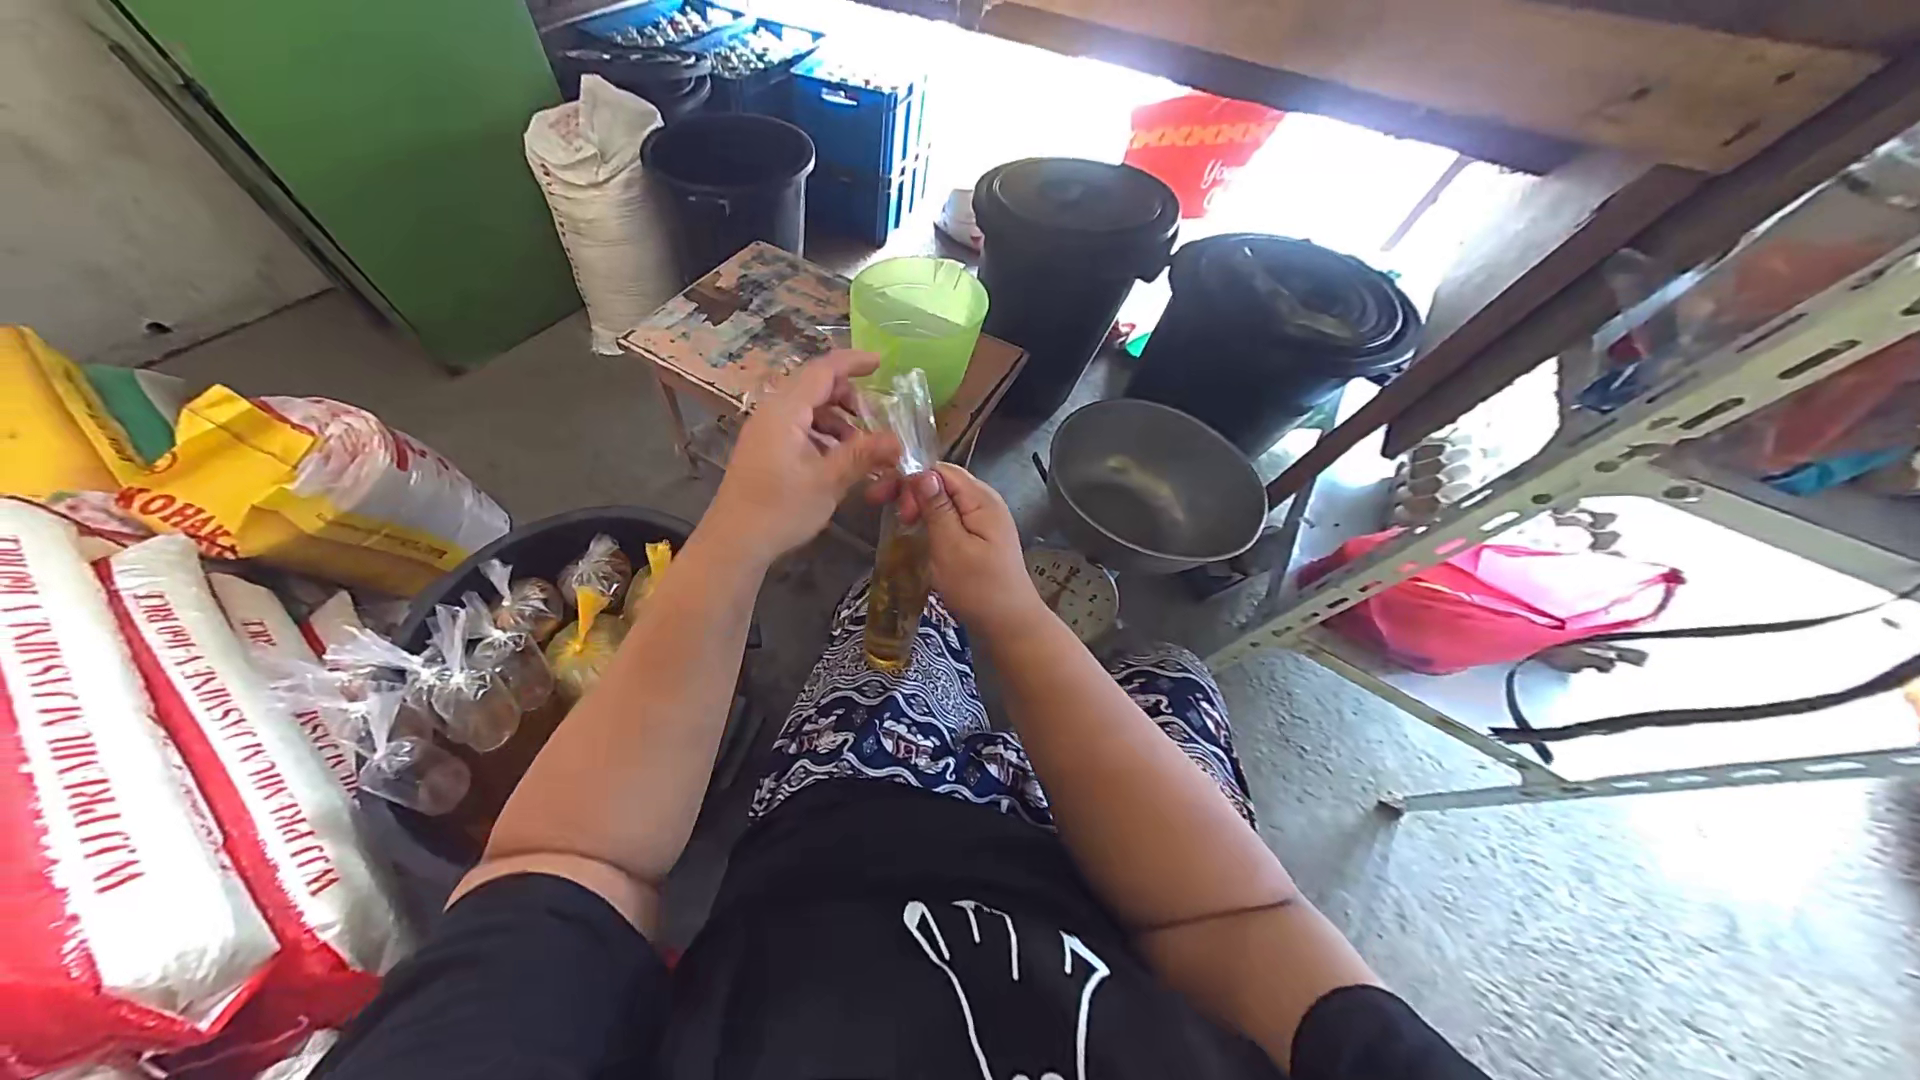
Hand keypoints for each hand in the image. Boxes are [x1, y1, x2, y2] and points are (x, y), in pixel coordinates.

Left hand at [703, 350, 899, 565]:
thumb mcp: (827, 482)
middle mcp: (772, 413)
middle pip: (815, 388)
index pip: (823, 370)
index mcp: (785, 411)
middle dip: (849, 398)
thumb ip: (862, 455)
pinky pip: (799, 428)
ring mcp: (766, 432)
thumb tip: (898, 440)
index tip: (881, 363)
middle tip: (875, 419)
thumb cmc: (780, 510)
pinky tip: (837, 461)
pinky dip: (823, 436)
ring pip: (808, 410)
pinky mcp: (765, 450)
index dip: (853, 362)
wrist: (734, 543)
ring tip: (861, 447)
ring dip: (837, 421)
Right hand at [896, 464, 1046, 636]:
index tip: (893, 506)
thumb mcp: (951, 548)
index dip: (912, 481)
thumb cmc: (979, 589)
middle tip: (893, 516)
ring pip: (945, 499)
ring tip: (902, 523)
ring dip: (921, 506)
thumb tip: (921, 473)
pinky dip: (932, 520)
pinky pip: (951, 516)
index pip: (940, 470)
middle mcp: (986, 501)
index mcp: (982, 499)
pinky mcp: (980, 535)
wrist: (1009, 624)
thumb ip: (937, 509)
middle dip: (913, 492)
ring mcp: (985, 518)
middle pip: (943, 481)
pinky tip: (919, 533)